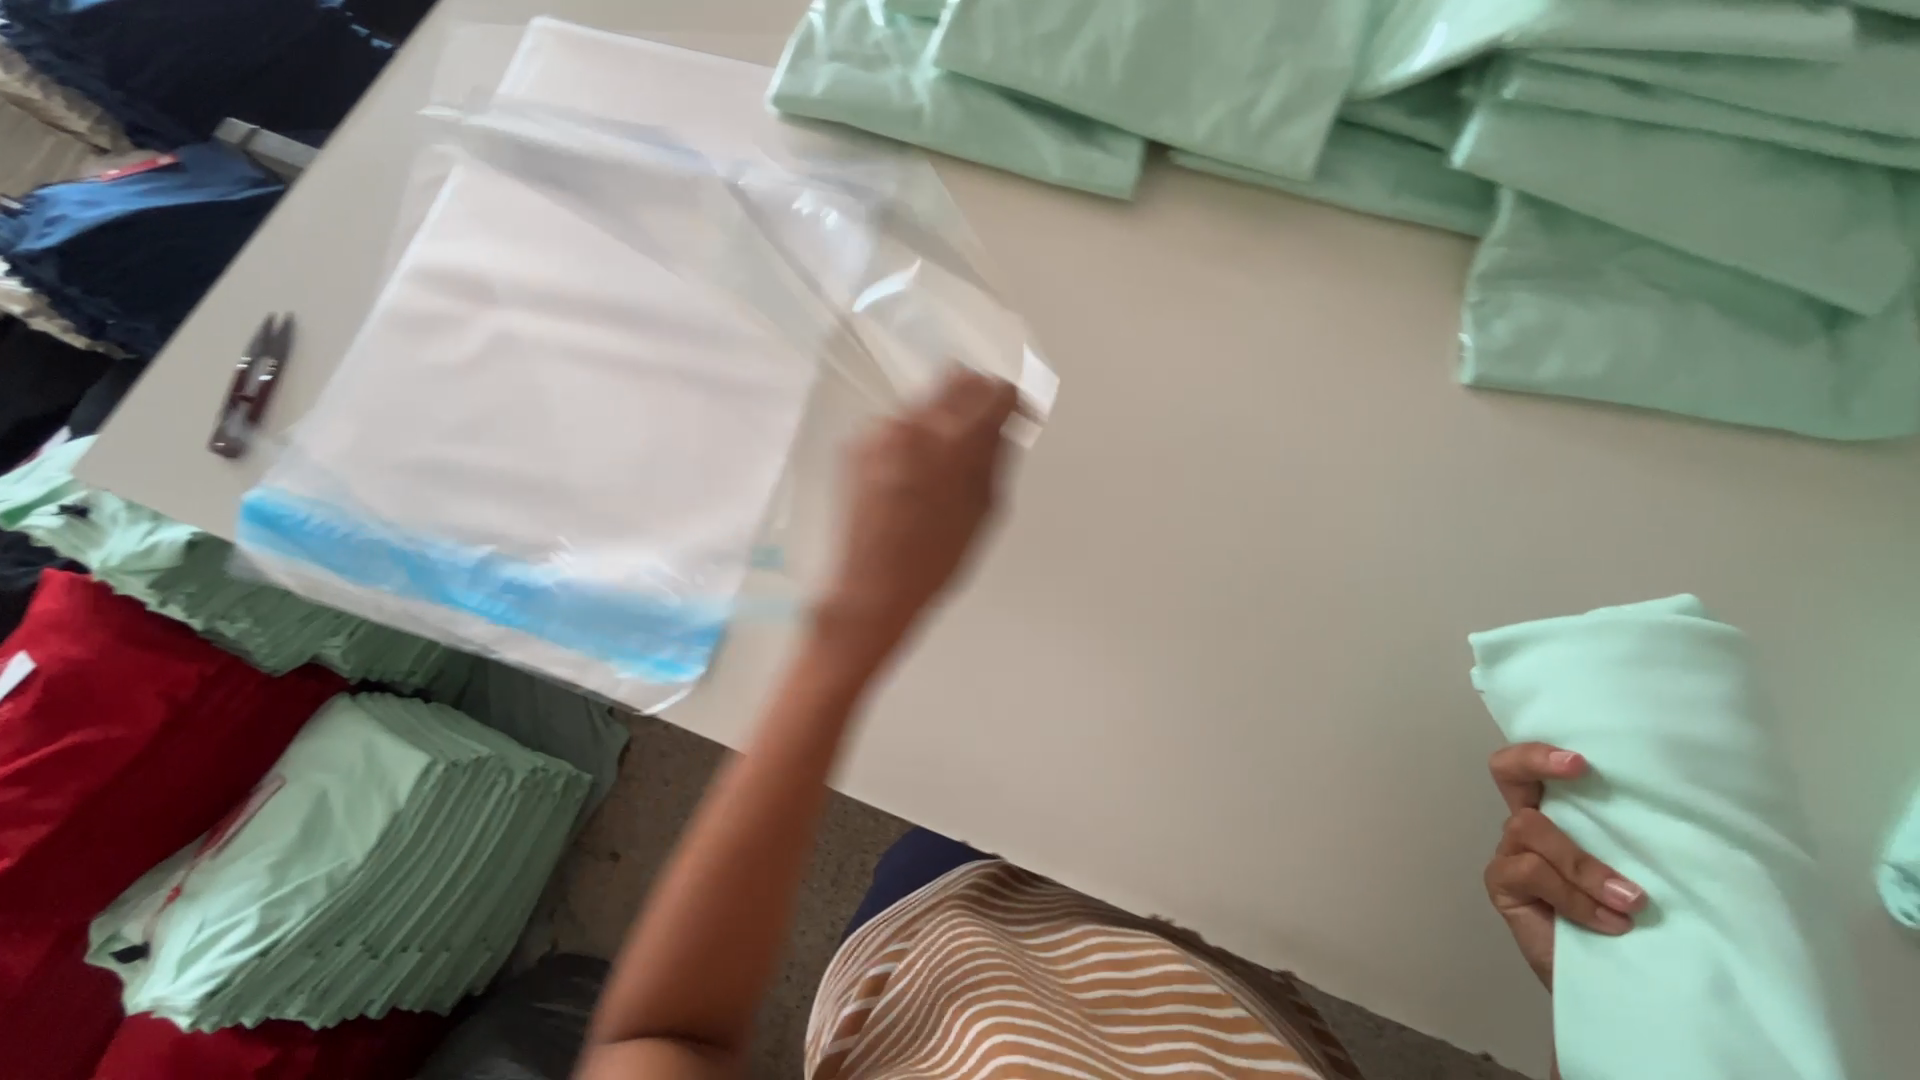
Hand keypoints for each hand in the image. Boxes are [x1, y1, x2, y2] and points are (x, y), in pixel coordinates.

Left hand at [815, 369, 1018, 667]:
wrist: (871, 586)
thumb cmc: (933, 560)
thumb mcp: (985, 511)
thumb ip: (997, 456)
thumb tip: (1005, 425)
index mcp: (958, 442)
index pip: (997, 391)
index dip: (1013, 401)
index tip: (1018, 413)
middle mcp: (916, 425)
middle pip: (957, 378)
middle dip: (978, 397)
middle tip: (985, 427)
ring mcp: (881, 431)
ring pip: (924, 401)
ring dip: (942, 419)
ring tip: (943, 464)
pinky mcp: (856, 443)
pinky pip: (895, 424)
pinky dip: (910, 439)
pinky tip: (911, 475)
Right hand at [1485, 743, 1646, 988]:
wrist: (1622, 991)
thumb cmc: (1644, 929)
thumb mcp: (1650, 878)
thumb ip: (1646, 847)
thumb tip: (1695, 818)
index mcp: (1563, 816)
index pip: (1540, 767)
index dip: (1544, 752)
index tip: (1583, 761)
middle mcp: (1531, 827)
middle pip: (1507, 772)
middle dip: (1536, 760)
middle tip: (1581, 769)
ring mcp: (1512, 855)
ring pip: (1531, 828)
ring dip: (1584, 864)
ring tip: (1630, 903)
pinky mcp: (1503, 885)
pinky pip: (1531, 871)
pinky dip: (1574, 896)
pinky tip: (1610, 924)